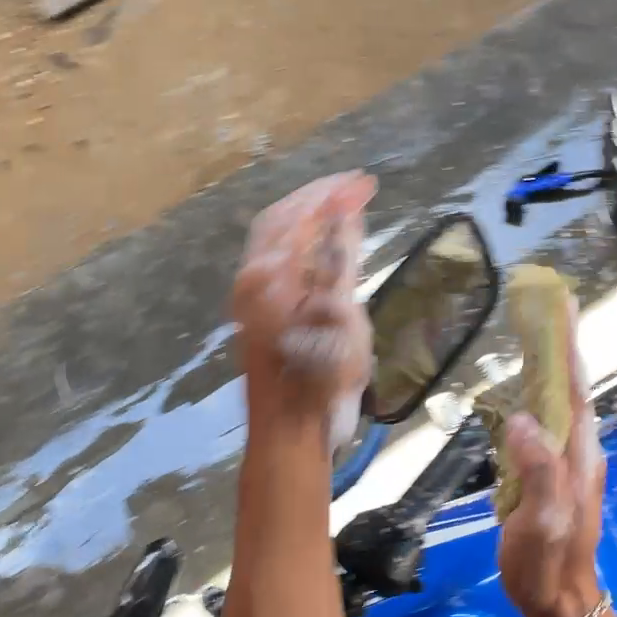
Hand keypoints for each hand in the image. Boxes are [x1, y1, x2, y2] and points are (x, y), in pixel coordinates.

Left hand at [233, 171, 377, 428]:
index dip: (334, 195)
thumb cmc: (318, 385)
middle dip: (318, 198)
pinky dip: (298, 243)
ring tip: (340, 209)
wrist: (287, 433)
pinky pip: (274, 261)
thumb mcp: (341, 325)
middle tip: (356, 188)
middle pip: (281, 219)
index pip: (302, 216)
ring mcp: (250, 298)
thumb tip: (341, 216)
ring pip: (273, 239)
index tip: (366, 183)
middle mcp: (252, 280)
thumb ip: (339, 267)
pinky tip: (317, 249)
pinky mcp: (256, 315)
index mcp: (270, 277)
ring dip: (306, 217)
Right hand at [496, 298, 604, 616]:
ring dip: (548, 372)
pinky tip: (521, 396)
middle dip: (560, 349)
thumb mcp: (542, 520)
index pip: (574, 390)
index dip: (567, 348)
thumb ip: (537, 470)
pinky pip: (543, 429)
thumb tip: (521, 420)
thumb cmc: (548, 563)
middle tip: (545, 310)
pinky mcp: (551, 478)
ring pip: (558, 407)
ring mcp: (567, 465)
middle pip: (570, 390)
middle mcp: (579, 452)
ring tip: (535, 339)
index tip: (562, 307)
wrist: (559, 601)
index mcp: (579, 455)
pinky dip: (534, 402)